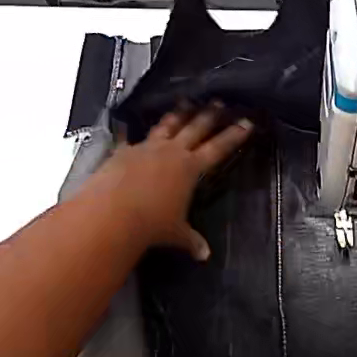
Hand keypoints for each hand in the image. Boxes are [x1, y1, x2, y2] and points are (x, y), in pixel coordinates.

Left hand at [80, 104, 251, 259]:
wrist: (110, 214)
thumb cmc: (150, 224)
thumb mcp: (175, 233)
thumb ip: (190, 239)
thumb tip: (204, 254)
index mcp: (190, 167)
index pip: (219, 147)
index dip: (234, 135)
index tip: (246, 122)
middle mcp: (171, 152)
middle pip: (195, 128)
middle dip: (209, 115)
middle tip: (218, 102)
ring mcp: (146, 148)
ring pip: (167, 125)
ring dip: (178, 114)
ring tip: (185, 102)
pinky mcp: (123, 152)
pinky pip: (130, 139)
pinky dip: (131, 133)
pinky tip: (129, 126)